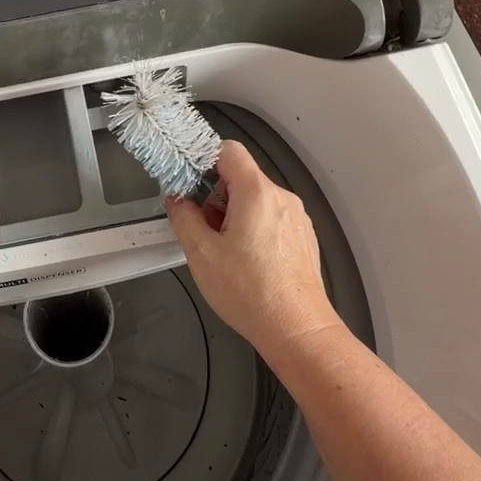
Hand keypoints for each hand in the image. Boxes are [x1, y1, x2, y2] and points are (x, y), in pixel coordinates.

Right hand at [164, 141, 341, 355]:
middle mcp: (281, 198)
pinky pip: (272, 219)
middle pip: (241, 177)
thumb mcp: (201, 253)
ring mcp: (296, 218)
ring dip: (235, 215)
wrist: (297, 329)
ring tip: (226, 252)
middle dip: (217, 197)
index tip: (191, 179)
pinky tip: (247, 263)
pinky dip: (255, 230)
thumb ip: (184, 218)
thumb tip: (178, 202)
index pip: (229, 150)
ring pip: (257, 200)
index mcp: (256, 193)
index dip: (205, 159)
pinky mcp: (303, 237)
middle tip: (205, 229)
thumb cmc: (253, 294)